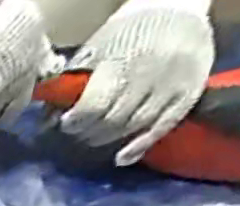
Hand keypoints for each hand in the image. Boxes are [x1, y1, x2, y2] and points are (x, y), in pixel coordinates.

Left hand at [59, 0, 212, 165]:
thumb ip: (66, 90)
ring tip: (97, 132)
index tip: (66, 122)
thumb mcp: (89, 55)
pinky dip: (141, 144)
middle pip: (113, 120)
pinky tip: (122, 157)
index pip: (93, 106)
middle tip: (81, 128)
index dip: (74, 121)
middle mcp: (154, 71)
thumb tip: (47, 125)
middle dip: (89, 130)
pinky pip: (166, 124)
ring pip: (135, 125)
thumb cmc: (122, 34)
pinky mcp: (193, 88)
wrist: (177, 5)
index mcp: (124, 61)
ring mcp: (176, 80)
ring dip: (109, 136)